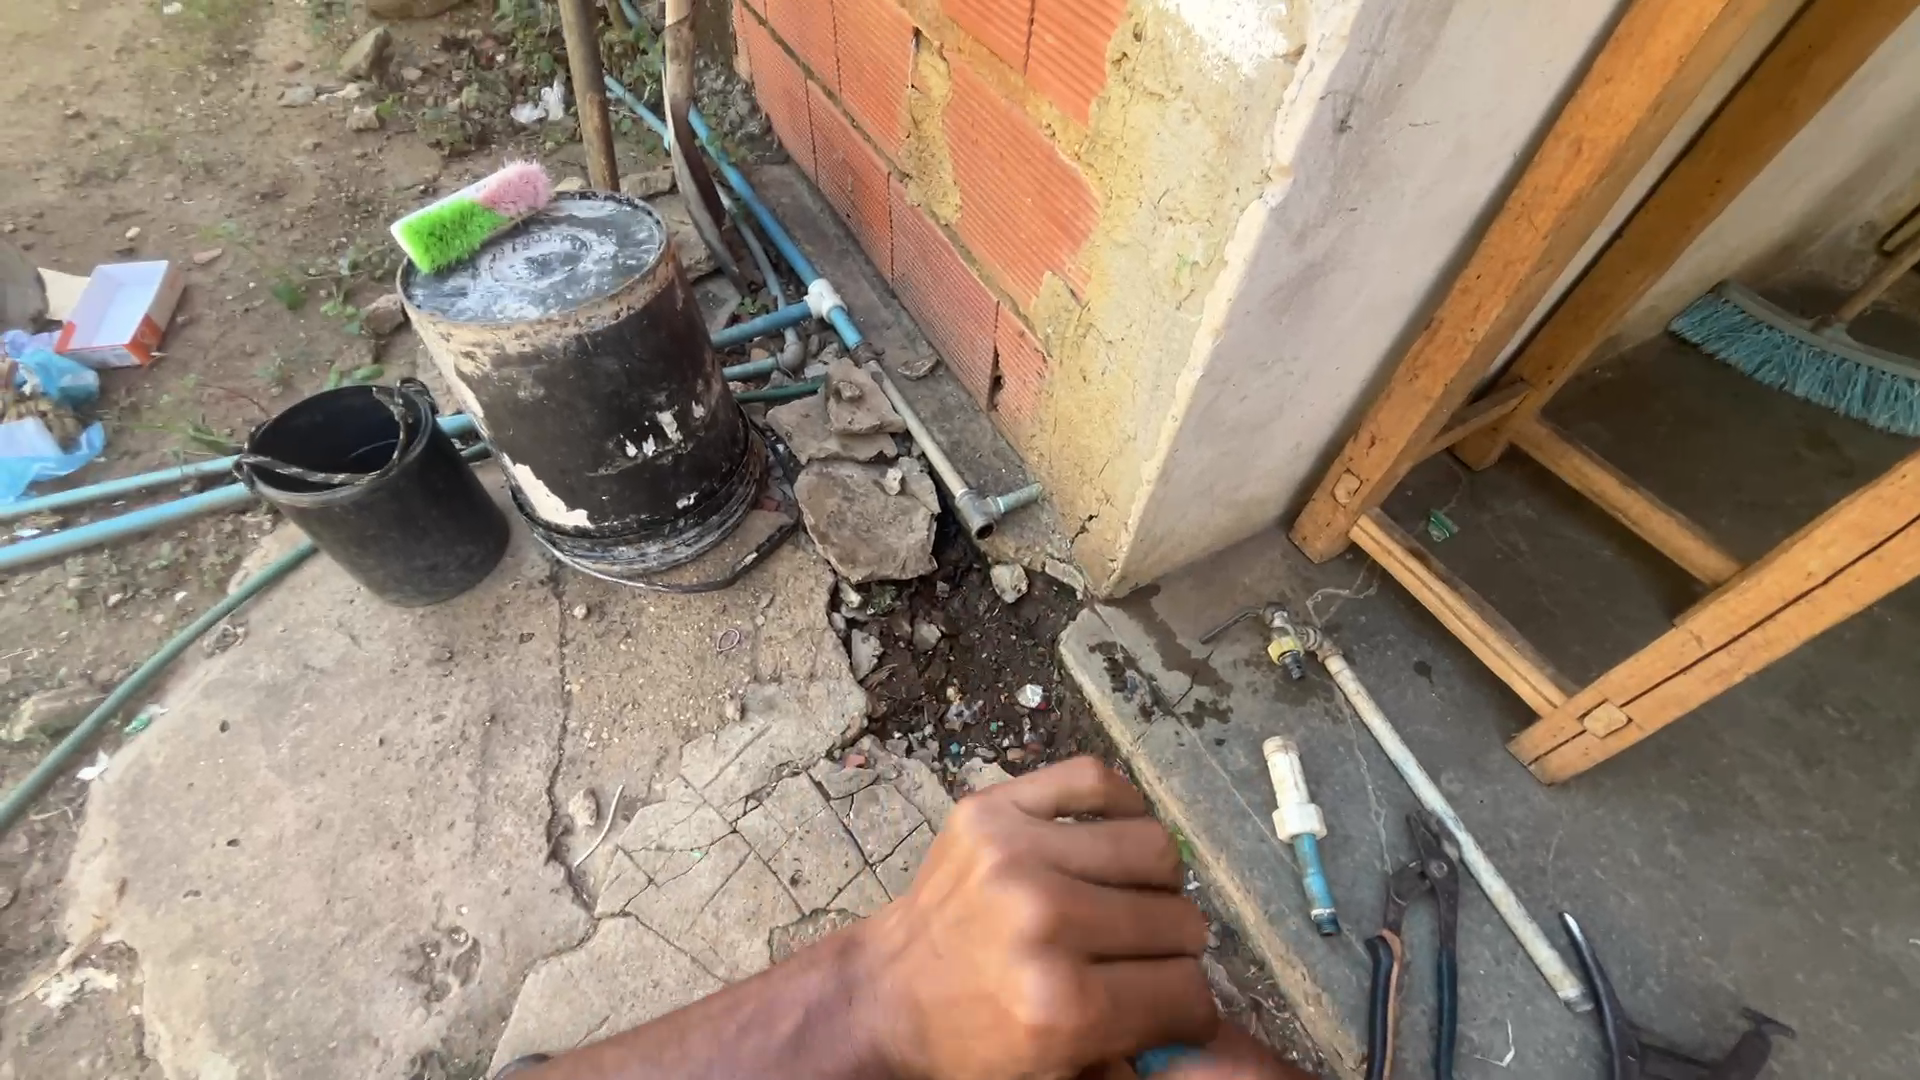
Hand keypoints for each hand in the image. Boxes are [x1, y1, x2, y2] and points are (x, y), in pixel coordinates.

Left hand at [858, 757, 1218, 1079]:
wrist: (892, 989)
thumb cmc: (977, 1040)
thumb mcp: (1063, 1071)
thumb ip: (1142, 1045)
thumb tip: (1209, 1014)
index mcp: (1064, 1006)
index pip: (1189, 993)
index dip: (1191, 1006)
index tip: (1174, 1002)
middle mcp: (1044, 918)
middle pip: (1178, 919)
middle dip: (1176, 945)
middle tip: (1147, 948)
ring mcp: (1016, 850)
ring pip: (1153, 846)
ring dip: (1157, 877)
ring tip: (1128, 890)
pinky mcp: (993, 805)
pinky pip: (1092, 777)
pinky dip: (1121, 800)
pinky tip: (1112, 829)